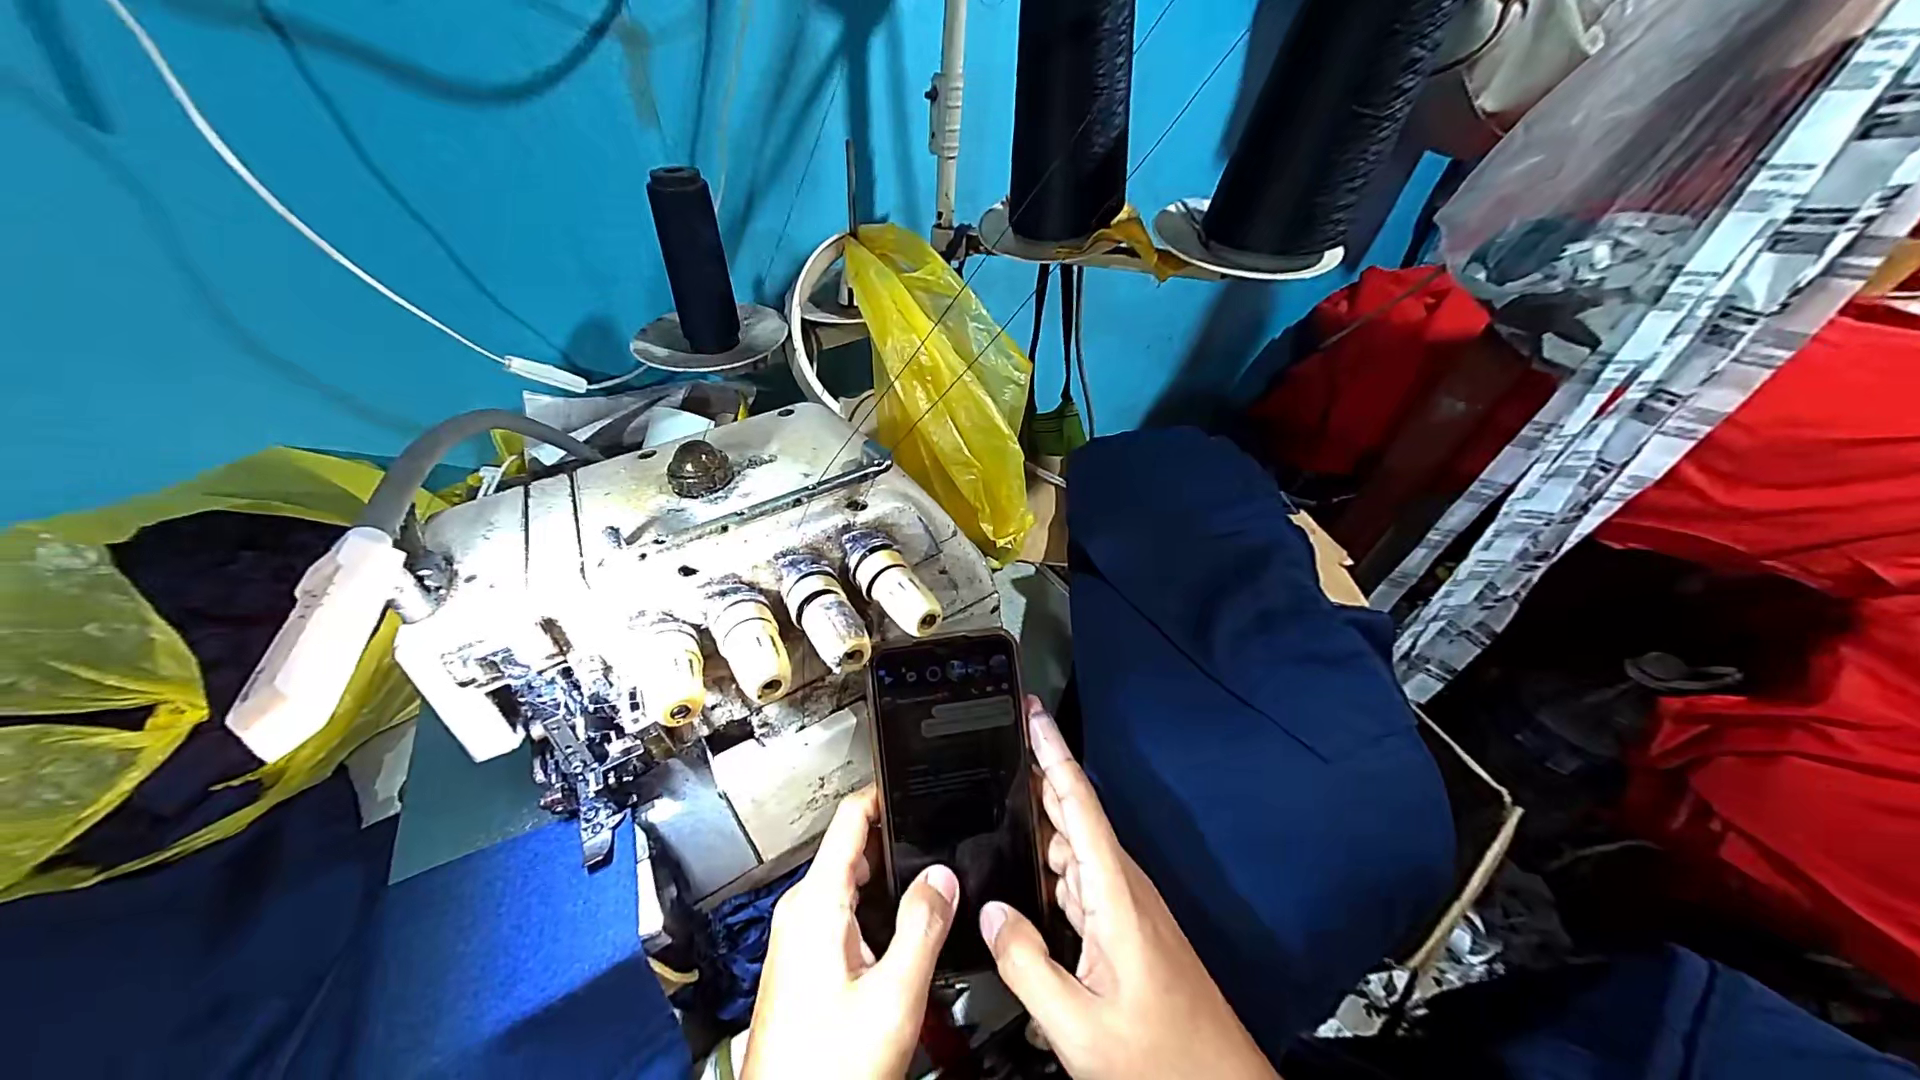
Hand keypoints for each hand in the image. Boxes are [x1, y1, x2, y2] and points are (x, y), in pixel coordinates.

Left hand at [742, 787, 959, 1079]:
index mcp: (815, 905)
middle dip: (896, 840)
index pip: (849, 818)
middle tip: (935, 839)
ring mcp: (799, 937)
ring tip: (928, 881)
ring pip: (851, 882)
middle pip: (853, 849)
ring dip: (888, 876)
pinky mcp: (805, 961)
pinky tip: (902, 929)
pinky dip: (875, 905)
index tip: (909, 784)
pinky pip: (844, 911)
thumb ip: (922, 926)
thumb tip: (942, 878)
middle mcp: (801, 913)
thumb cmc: (825, 1070)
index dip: (881, 794)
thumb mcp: (892, 995)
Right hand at [981, 697, 1277, 1079]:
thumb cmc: (1166, 1057)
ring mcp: (1121, 902)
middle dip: (1036, 771)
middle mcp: (1119, 886)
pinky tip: (1026, 867)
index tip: (1034, 714)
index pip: (1077, 800)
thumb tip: (995, 916)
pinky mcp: (1119, 921)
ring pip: (1069, 843)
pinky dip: (1047, 860)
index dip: (1053, 751)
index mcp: (1113, 893)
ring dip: (1038, 819)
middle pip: (1070, 812)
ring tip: (1001, 801)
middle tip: (1002, 742)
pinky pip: (1074, 876)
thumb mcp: (1079, 1025)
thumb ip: (1027, 966)